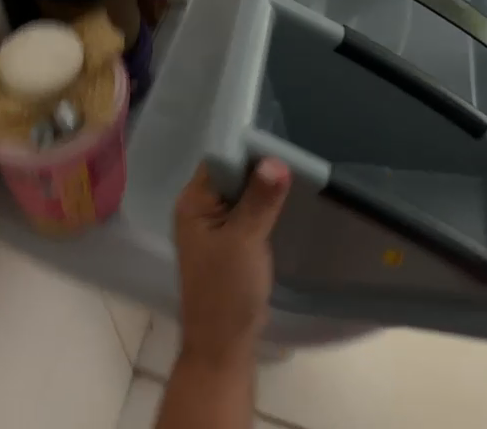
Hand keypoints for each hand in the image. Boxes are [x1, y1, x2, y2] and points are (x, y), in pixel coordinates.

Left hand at [172, 159, 291, 365]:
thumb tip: (275, 160)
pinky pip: (246, 212)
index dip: (247, 149)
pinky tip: (283, 202)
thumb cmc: (228, 291)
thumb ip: (260, 199)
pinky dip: (263, 207)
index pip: (220, 160)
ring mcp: (213, 227)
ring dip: (262, 189)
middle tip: (292, 155)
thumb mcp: (245, 240)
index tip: (279, 141)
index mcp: (193, 202)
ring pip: (241, 194)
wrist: (223, 345)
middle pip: (231, 174)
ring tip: (293, 173)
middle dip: (259, 168)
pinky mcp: (228, 242)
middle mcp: (198, 209)